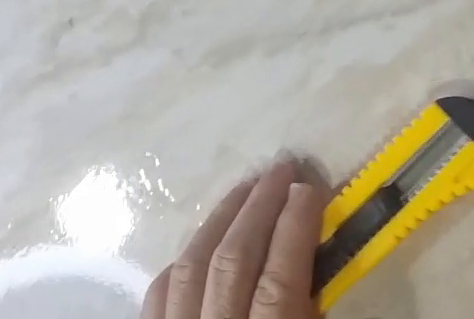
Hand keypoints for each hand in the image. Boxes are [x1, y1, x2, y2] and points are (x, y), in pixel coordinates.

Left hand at [145, 160, 325, 318]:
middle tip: (282, 169)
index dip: (294, 226)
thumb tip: (313, 251)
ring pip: (193, 263)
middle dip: (260, 205)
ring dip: (224, 216)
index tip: (309, 187)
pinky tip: (206, 239)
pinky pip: (160, 290)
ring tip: (248, 186)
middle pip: (233, 259)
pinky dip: (186, 258)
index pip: (279, 278)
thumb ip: (309, 312)